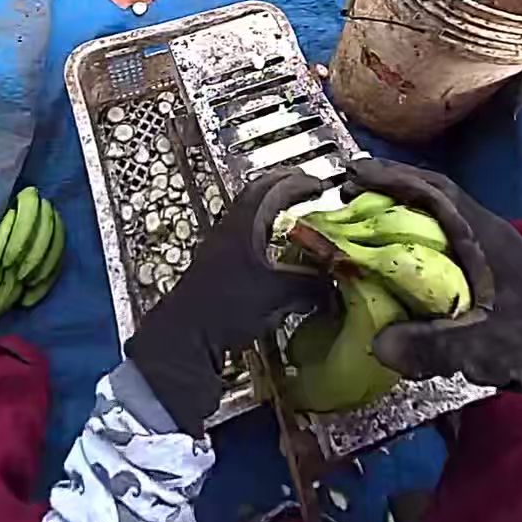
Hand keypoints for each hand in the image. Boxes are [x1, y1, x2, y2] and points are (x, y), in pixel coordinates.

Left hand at [125, 168, 332, 432]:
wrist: (185, 338)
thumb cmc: (224, 307)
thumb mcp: (274, 293)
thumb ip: (308, 284)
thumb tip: (336, 283)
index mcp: (244, 224)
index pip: (272, 189)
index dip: (298, 184)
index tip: (320, 184)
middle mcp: (231, 229)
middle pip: (260, 196)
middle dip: (285, 188)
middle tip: (308, 188)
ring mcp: (224, 247)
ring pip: (254, 217)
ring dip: (276, 210)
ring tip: (299, 216)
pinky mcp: (221, 268)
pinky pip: (250, 238)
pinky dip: (269, 234)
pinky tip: (280, 252)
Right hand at [345, 158, 521, 459]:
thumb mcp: (489, 349)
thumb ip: (435, 347)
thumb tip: (377, 343)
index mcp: (486, 235)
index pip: (436, 191)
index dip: (394, 177)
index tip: (356, 172)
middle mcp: (484, 228)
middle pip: (431, 190)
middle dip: (389, 182)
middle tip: (348, 186)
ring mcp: (486, 242)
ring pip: (436, 206)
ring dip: (399, 199)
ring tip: (362, 205)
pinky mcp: (484, 259)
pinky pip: (440, 226)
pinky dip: (411, 222)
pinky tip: (392, 240)